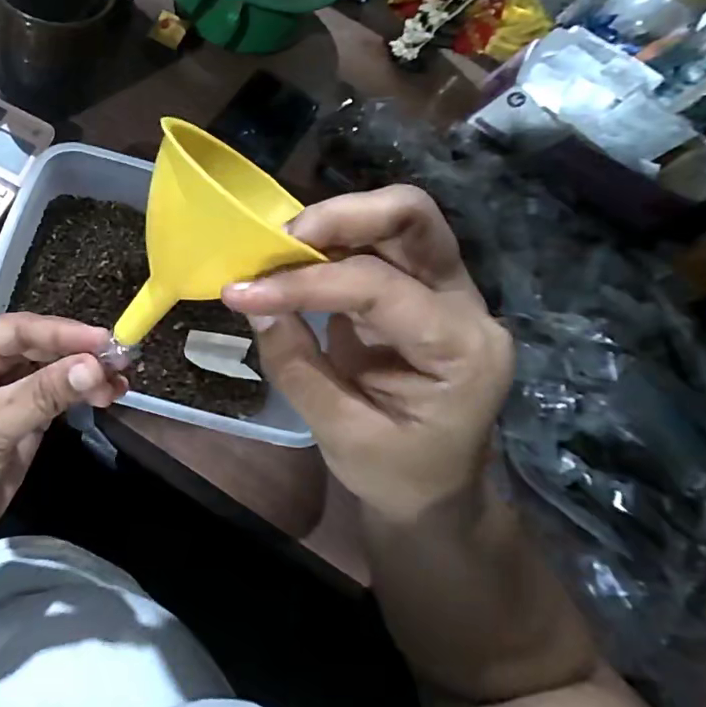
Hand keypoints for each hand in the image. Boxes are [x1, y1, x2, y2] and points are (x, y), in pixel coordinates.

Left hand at [0, 314, 126, 548]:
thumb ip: (45, 393)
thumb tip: (96, 366)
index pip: (20, 330)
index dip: (63, 332)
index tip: (104, 339)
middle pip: (41, 347)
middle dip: (80, 354)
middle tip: (121, 361)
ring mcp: (6, 388)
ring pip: (54, 370)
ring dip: (86, 374)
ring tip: (120, 383)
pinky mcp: (23, 415)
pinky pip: (58, 395)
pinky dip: (82, 394)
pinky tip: (108, 395)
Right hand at [222, 185, 511, 521]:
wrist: (435, 489)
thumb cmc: (397, 471)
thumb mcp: (340, 433)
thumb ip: (296, 364)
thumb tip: (253, 303)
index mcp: (462, 351)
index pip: (378, 287)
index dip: (304, 283)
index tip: (241, 292)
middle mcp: (464, 305)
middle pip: (413, 219)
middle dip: (340, 217)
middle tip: (279, 241)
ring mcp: (445, 290)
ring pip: (396, 218)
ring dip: (332, 222)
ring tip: (279, 250)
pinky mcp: (415, 286)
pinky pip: (375, 240)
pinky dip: (329, 240)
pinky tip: (294, 259)